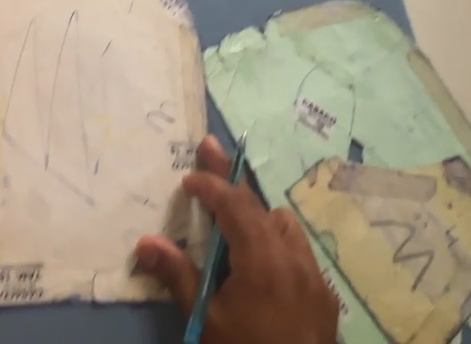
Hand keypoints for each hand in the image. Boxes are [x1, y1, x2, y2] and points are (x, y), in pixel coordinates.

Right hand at [133, 137, 339, 343]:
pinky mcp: (325, 298)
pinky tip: (264, 262)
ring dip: (259, 213)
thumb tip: (145, 242)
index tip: (189, 178)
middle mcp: (292, 257)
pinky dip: (278, 241)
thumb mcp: (207, 320)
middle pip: (259, 204)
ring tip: (234, 217)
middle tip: (209, 149)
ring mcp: (314, 277)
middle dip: (230, 180)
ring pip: (286, 224)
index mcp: (262, 258)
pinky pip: (300, 252)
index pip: (234, 203)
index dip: (210, 184)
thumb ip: (178, 275)